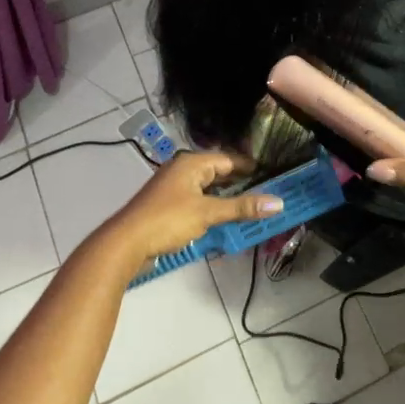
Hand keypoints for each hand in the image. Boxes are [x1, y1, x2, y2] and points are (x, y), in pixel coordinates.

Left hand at [100, 151, 282, 264]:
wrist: (125, 243)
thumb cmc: (168, 220)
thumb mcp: (208, 213)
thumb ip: (242, 208)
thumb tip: (279, 202)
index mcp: (192, 163)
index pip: (229, 159)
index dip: (251, 168)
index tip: (273, 176)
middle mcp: (182, 170)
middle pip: (218, 174)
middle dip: (241, 185)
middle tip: (266, 195)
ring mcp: (173, 189)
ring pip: (208, 190)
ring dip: (226, 201)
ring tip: (250, 211)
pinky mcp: (168, 207)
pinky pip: (198, 203)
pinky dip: (212, 211)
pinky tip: (224, 223)